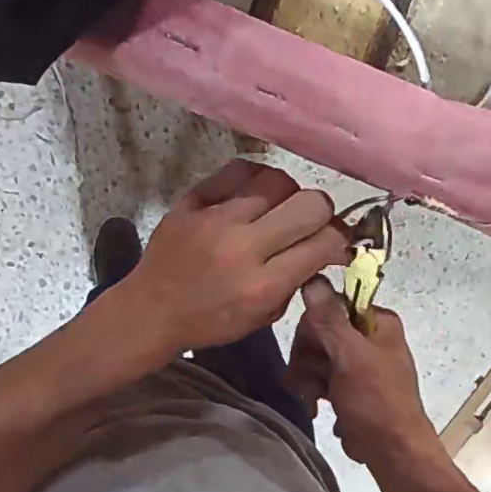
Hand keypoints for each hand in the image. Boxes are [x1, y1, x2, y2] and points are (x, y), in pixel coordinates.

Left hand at [117, 160, 348, 354]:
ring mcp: (215, 218)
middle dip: (322, 213)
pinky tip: (254, 194)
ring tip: (279, 209)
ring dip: (288, 195)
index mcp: (262, 285)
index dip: (340, 240)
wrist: (150, 310)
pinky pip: (239, 170)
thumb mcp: (262, 317)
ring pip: (277, 181)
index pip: (324, 242)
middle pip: (310, 204)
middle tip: (312, 224)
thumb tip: (324, 247)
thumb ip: (296, 282)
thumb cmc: (210, 321)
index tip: (336, 243)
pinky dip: (256, 179)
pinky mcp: (193, 200)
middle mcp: (243, 247)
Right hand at [286, 276, 438, 467]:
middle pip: (321, 333)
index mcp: (378, 322)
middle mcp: (371, 337)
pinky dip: (317, 392)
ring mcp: (361, 363)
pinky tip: (318, 408)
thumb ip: (329, 319)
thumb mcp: (350, 356)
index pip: (331, 306)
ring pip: (318, 357)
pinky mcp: (353, 386)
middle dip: (308, 359)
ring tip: (314, 401)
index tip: (306, 352)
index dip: (312, 329)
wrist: (393, 453)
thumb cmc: (375, 401)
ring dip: (309, 379)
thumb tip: (313, 278)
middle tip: (306, 382)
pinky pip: (324, 378)